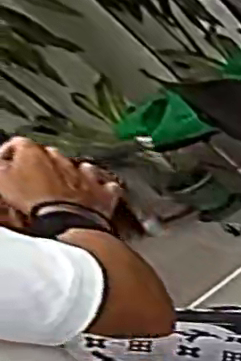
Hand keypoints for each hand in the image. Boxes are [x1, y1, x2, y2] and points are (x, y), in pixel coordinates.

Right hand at [0, 138, 120, 216]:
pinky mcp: (107, 192)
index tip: (7, 162)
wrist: (66, 217)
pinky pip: (110, 185)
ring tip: (67, 178)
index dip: (11, 151)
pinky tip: (99, 189)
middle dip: (43, 159)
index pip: (20, 142)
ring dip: (74, 170)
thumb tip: (3, 161)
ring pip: (83, 166)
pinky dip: (104, 186)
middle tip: (35, 171)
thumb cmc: (28, 196)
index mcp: (35, 153)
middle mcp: (65, 161)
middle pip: (52, 153)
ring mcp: (90, 177)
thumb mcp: (0, 176)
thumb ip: (1, 164)